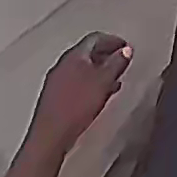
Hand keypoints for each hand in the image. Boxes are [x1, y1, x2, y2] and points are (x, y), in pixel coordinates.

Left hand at [26, 32, 131, 155]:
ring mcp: (55, 81)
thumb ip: (117, 63)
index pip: (95, 38)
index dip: (113, 40)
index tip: (127, 48)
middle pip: (87, 52)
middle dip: (106, 55)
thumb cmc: (79, 104)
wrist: (49, 137)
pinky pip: (75, 82)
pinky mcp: (53, 98)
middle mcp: (62, 64)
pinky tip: (99, 95)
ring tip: (115, 80)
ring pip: (81, 68)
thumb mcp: (104, 81)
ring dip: (99, 71)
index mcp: (74, 56)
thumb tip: (126, 49)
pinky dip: (90, 83)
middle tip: (122, 62)